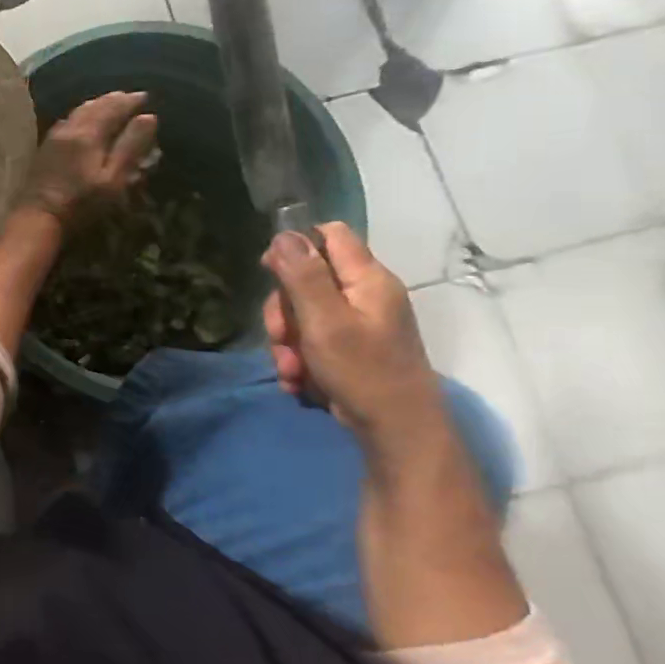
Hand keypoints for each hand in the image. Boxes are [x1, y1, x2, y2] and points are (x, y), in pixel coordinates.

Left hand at [18, 91, 157, 227]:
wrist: (38, 217)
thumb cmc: (80, 202)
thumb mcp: (113, 179)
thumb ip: (130, 147)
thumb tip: (148, 117)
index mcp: (88, 134)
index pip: (113, 107)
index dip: (130, 101)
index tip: (146, 97)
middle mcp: (69, 129)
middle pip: (93, 105)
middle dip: (113, 100)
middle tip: (129, 98)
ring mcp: (53, 138)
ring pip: (77, 112)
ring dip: (96, 105)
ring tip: (109, 105)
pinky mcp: (44, 149)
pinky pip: (66, 122)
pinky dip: (81, 116)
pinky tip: (83, 122)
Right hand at [261, 223, 440, 435]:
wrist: (394, 429)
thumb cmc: (362, 370)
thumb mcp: (324, 320)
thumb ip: (303, 275)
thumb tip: (283, 234)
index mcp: (367, 279)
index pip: (330, 235)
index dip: (296, 245)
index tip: (270, 270)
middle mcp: (364, 295)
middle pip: (306, 280)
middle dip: (283, 310)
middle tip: (281, 337)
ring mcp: (358, 323)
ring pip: (302, 315)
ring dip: (287, 342)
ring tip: (291, 369)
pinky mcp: (349, 348)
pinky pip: (311, 341)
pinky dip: (298, 359)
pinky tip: (298, 380)